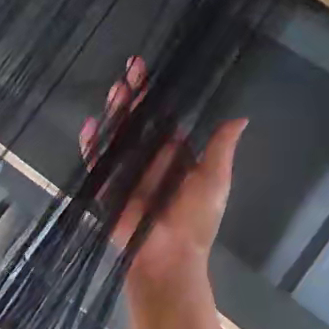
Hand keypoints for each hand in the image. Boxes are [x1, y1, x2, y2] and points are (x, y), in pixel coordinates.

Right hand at [78, 57, 246, 285]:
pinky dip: (91, 146)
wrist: (167, 258)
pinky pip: (96, 164)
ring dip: (116, 114)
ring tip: (115, 90)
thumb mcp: (214, 182)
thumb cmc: (194, 221)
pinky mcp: (107, 189)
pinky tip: (89, 126)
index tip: (152, 73)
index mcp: (176, 158)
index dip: (158, 96)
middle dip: (135, 96)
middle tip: (132, 70)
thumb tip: (239, 117)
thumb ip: (220, 149)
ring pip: (118, 137)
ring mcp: (126, 174)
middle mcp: (150, 162)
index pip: (165, 119)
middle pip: (139, 122)